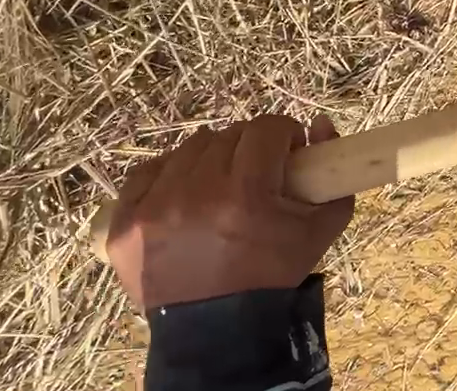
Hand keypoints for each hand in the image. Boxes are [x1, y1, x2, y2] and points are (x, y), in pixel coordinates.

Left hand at [106, 114, 353, 310]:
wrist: (218, 330)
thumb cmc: (275, 272)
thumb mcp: (324, 224)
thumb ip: (334, 173)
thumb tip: (320, 126)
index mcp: (245, 194)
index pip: (266, 127)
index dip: (284, 133)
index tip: (289, 151)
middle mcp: (194, 195)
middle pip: (228, 135)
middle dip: (251, 145)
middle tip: (259, 169)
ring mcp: (152, 210)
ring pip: (190, 149)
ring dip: (213, 156)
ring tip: (223, 181)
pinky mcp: (122, 227)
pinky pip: (147, 173)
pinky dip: (170, 173)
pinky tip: (186, 188)